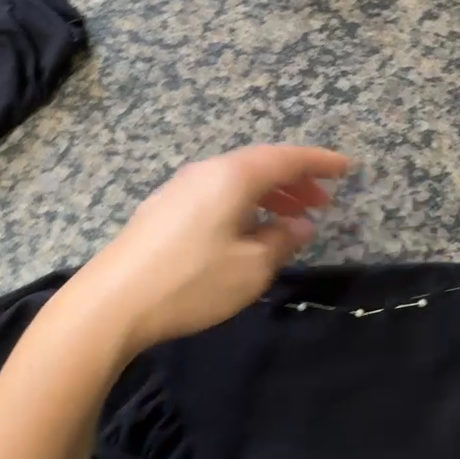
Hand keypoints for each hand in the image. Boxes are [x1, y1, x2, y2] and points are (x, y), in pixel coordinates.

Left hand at [64, 145, 349, 355]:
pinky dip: (243, 206)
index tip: (347, 168)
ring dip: (269, 196)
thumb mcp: (251, 268)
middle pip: (259, 166)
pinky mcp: (163, 210)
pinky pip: (217, 195)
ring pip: (236, 182)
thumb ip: (282, 241)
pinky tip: (248, 233)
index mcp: (232, 176)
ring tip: (291, 222)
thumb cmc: (191, 281)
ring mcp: (179, 189)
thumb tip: (300, 225)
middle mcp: (205, 171)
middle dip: (295, 181)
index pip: (286, 157)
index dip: (319, 162)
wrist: (112, 301)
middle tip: (322, 203)